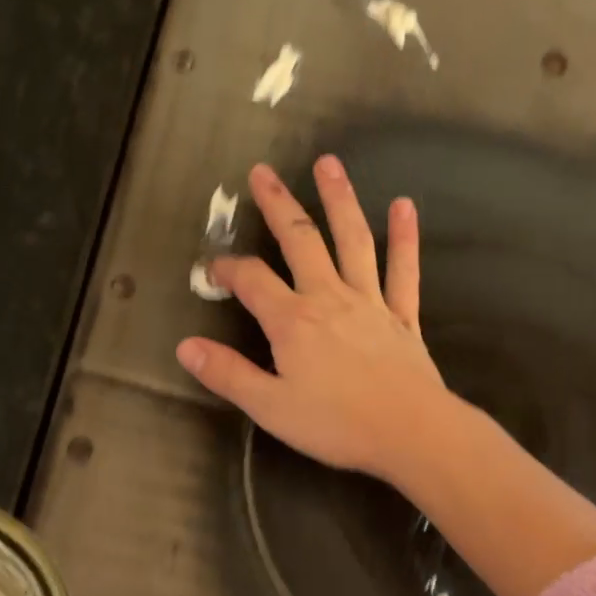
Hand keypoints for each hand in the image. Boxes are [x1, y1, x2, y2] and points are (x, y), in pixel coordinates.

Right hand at [176, 156, 450, 482]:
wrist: (410, 432)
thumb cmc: (336, 424)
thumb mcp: (270, 407)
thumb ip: (228, 374)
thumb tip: (186, 346)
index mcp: (292, 321)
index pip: (252, 281)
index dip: (228, 269)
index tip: (213, 267)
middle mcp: (329, 298)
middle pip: (300, 241)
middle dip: (278, 205)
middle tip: (262, 171)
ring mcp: (370, 303)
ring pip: (353, 241)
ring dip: (338, 200)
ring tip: (329, 164)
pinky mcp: (403, 316)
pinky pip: (403, 270)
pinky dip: (404, 237)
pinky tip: (404, 205)